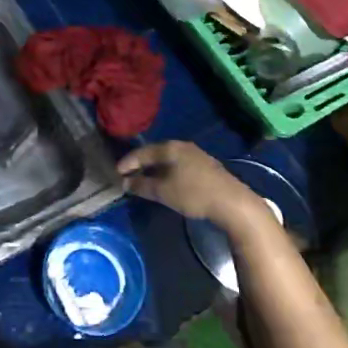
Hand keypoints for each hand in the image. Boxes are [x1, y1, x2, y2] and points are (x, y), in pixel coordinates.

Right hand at [117, 141, 264, 227]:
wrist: (231, 202)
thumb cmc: (193, 193)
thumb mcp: (162, 191)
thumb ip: (142, 185)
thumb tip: (126, 182)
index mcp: (170, 147)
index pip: (142, 152)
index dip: (127, 162)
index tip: (116, 173)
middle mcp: (183, 146)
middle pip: (156, 153)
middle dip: (141, 165)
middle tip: (128, 176)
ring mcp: (197, 155)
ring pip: (169, 160)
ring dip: (155, 170)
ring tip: (144, 181)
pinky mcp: (206, 167)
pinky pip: (179, 166)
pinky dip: (167, 173)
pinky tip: (166, 184)